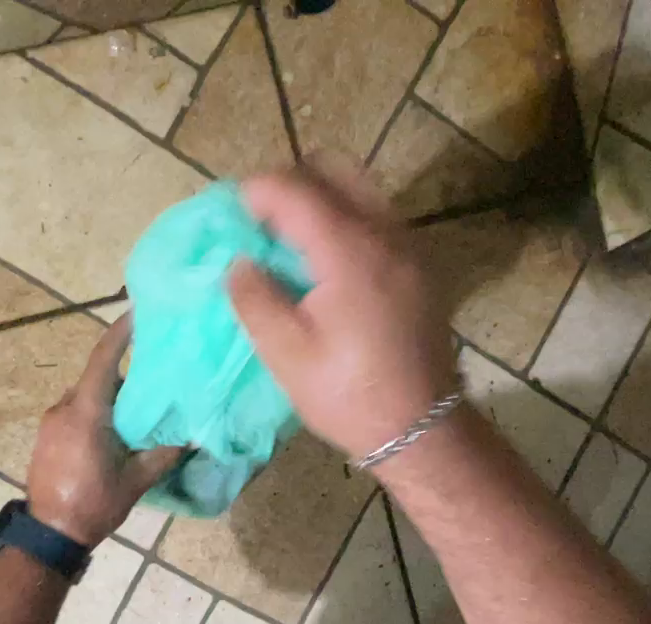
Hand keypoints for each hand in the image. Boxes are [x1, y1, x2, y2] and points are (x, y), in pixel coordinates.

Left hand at [27, 314, 184, 545]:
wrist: (50, 533)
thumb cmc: (94, 504)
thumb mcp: (136, 480)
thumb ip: (164, 454)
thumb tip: (193, 437)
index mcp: (86, 412)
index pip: (104, 359)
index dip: (121, 333)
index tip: (138, 314)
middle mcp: (64, 408)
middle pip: (97, 378)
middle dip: (125, 375)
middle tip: (154, 377)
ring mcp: (50, 421)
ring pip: (85, 396)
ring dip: (109, 399)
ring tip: (137, 413)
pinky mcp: (45, 436)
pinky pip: (74, 412)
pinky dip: (95, 413)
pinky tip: (112, 434)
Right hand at [227, 162, 458, 461]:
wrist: (421, 428)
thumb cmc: (349, 396)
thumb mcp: (287, 355)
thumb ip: (255, 298)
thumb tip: (240, 262)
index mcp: (349, 249)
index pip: (295, 188)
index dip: (255, 190)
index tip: (229, 211)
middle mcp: (386, 233)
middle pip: (334, 169)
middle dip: (291, 182)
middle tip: (261, 220)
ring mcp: (410, 248)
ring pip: (361, 190)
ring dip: (321, 200)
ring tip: (290, 242)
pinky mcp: (420, 268)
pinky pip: (379, 219)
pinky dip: (347, 221)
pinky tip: (327, 265)